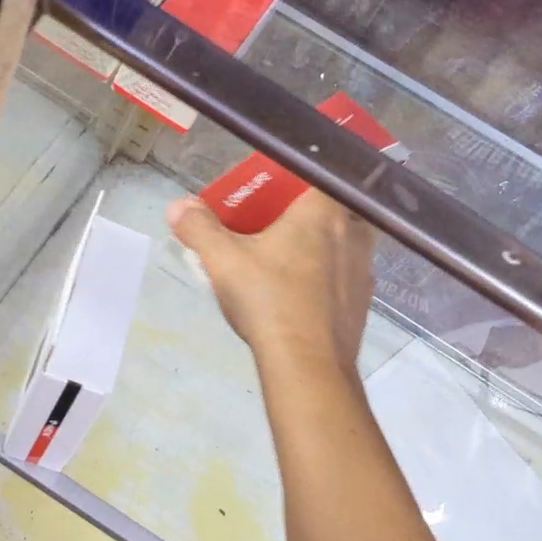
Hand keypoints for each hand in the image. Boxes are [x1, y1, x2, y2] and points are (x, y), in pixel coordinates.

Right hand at [167, 188, 376, 375]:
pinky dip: (327, 278)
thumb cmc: (268, 299)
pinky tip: (300, 295)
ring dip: (321, 246)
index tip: (276, 191)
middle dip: (308, 213)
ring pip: (343, 243)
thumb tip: (178, 206)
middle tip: (277, 225)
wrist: (307, 365)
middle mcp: (353, 233)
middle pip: (334, 208)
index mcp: (322, 211)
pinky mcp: (363, 302)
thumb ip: (199, 228)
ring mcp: (363, 269)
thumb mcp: (222, 260)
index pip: (320, 175)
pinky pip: (344, 276)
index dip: (298, 179)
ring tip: (287, 261)